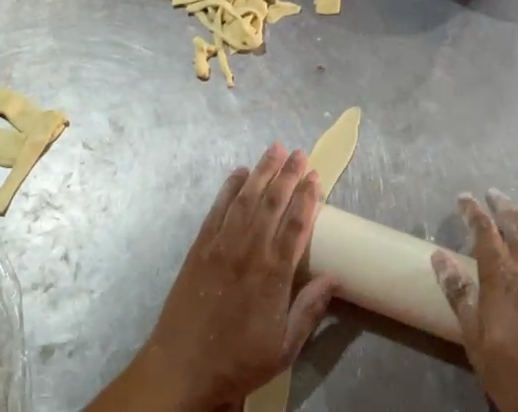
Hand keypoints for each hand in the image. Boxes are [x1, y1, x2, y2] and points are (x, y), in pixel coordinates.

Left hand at [86, 145, 338, 411]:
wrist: (182, 367)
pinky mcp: (199, 247)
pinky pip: (217, 209)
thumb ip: (309, 309)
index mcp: (273, 275)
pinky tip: (239, 173)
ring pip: (245, 199)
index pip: (295, 226)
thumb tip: (335, 278)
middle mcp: (248, 251)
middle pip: (271, 203)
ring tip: (274, 150)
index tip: (316, 177)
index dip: (307, 198)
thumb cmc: (239, 360)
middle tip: (299, 153)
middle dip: (287, 175)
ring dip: (261, 172)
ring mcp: (221, 245)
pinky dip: (229, 188)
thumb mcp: (284, 347)